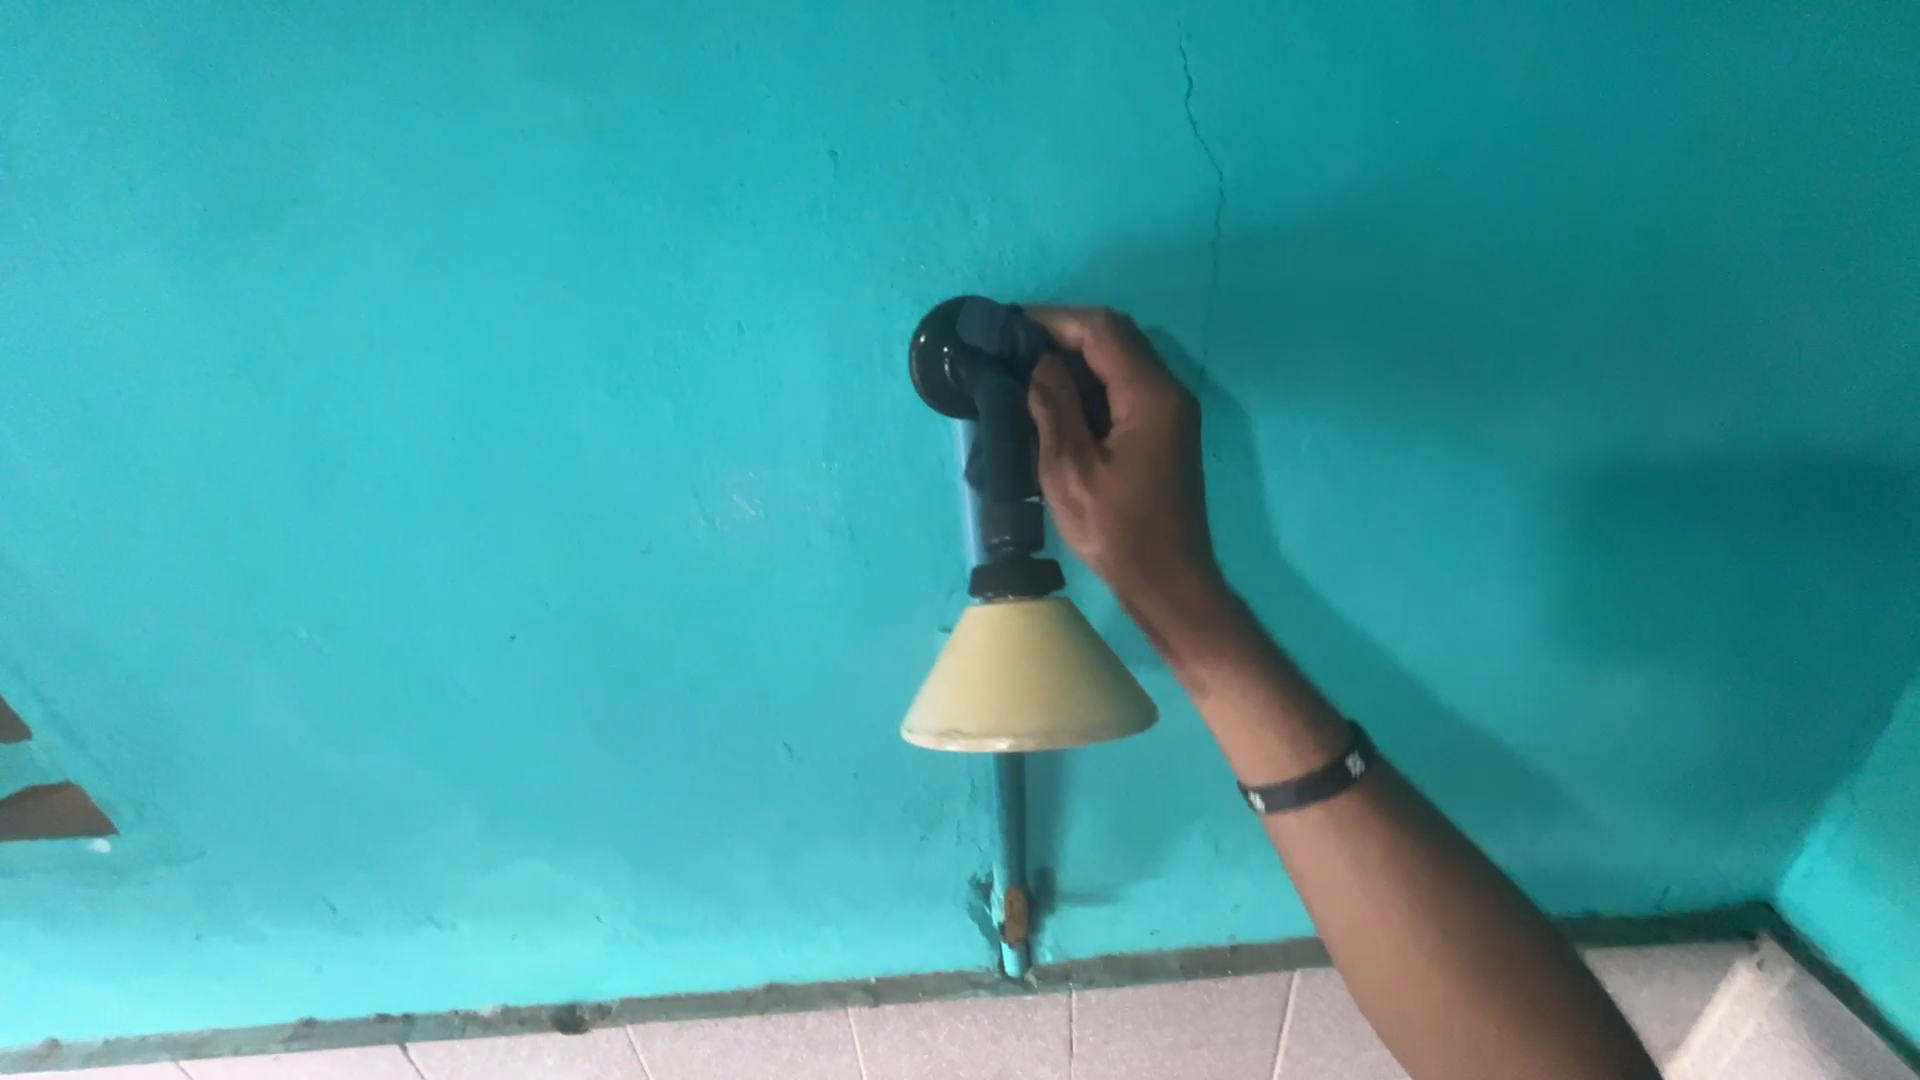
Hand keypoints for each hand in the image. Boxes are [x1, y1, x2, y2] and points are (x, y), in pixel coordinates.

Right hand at [1023, 305, 1223, 615]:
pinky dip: (1091, 381)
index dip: (1053, 320)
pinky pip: (1125, 387)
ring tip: (1028, 366)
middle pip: (1116, 337)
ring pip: (1121, 360)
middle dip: (1064, 333)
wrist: (1167, 580)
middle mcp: (1168, 391)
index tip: (1010, 326)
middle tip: (1015, 345)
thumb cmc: (1117, 530)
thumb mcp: (1070, 470)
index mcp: (1150, 396)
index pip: (1101, 331)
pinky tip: (1058, 396)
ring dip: (1077, 356)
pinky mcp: (1163, 430)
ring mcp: (1170, 411)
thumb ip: (1054, 408)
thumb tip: (1040, 364)